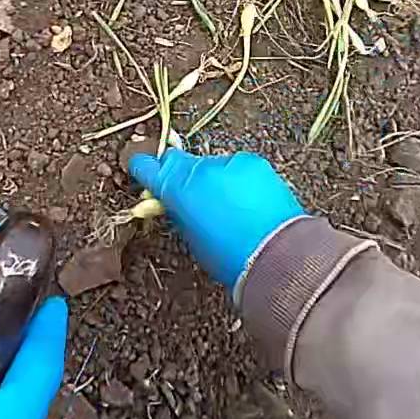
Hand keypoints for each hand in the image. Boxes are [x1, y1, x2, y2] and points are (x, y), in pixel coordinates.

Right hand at [129, 148, 305, 287]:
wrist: (277, 251)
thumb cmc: (231, 257)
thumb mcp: (193, 239)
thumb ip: (178, 213)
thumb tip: (170, 203)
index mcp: (180, 190)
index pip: (152, 168)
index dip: (145, 168)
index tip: (142, 168)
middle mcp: (202, 169)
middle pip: (179, 161)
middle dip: (178, 172)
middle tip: (185, 189)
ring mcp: (228, 163)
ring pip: (210, 165)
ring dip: (211, 178)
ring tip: (225, 204)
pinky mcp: (252, 162)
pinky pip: (235, 167)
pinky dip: (234, 178)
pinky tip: (244, 199)